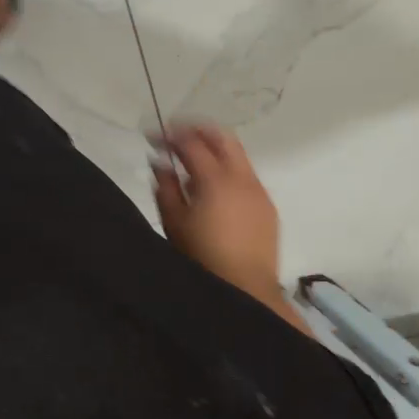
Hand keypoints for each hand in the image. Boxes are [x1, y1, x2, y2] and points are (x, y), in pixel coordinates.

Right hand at [152, 124, 282, 301]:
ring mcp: (259, 192)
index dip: (169, 134)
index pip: (191, 142)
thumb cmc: (201, 253)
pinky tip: (211, 187)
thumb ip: (165, 184)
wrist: (246, 288)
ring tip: (190, 163)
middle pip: (223, 138)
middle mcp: (242, 179)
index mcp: (215, 179)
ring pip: (237, 155)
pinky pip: (245, 175)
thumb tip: (161, 163)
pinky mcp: (267, 207)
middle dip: (197, 130)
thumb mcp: (172, 218)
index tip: (151, 136)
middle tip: (174, 135)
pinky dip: (226, 169)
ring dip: (213, 150)